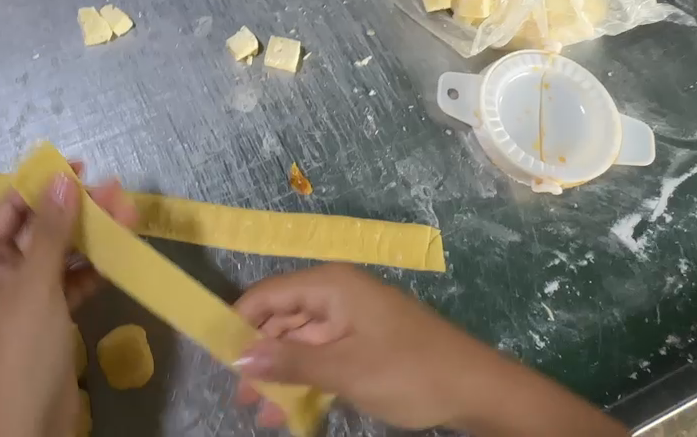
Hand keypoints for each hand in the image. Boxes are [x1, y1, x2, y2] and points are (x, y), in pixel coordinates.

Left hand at [0, 170, 137, 436]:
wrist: (27, 436)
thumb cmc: (19, 352)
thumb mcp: (34, 285)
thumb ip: (50, 229)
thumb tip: (60, 176)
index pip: (9, 208)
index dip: (42, 184)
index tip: (79, 166)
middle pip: (37, 229)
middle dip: (76, 209)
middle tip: (115, 190)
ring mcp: (22, 301)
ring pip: (58, 255)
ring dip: (90, 237)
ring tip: (127, 214)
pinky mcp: (46, 322)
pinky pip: (68, 284)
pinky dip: (91, 270)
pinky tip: (119, 254)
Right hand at [234, 265, 625, 436]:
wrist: (481, 392)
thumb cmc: (409, 371)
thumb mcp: (346, 369)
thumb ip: (291, 361)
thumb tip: (238, 356)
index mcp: (330, 285)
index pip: (269, 294)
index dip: (240, 321)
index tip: (216, 355)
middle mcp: (336, 294)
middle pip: (283, 319)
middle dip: (259, 355)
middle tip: (238, 396)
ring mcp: (352, 319)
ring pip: (302, 342)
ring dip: (281, 374)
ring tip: (259, 412)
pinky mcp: (365, 343)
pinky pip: (323, 356)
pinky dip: (307, 380)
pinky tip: (292, 410)